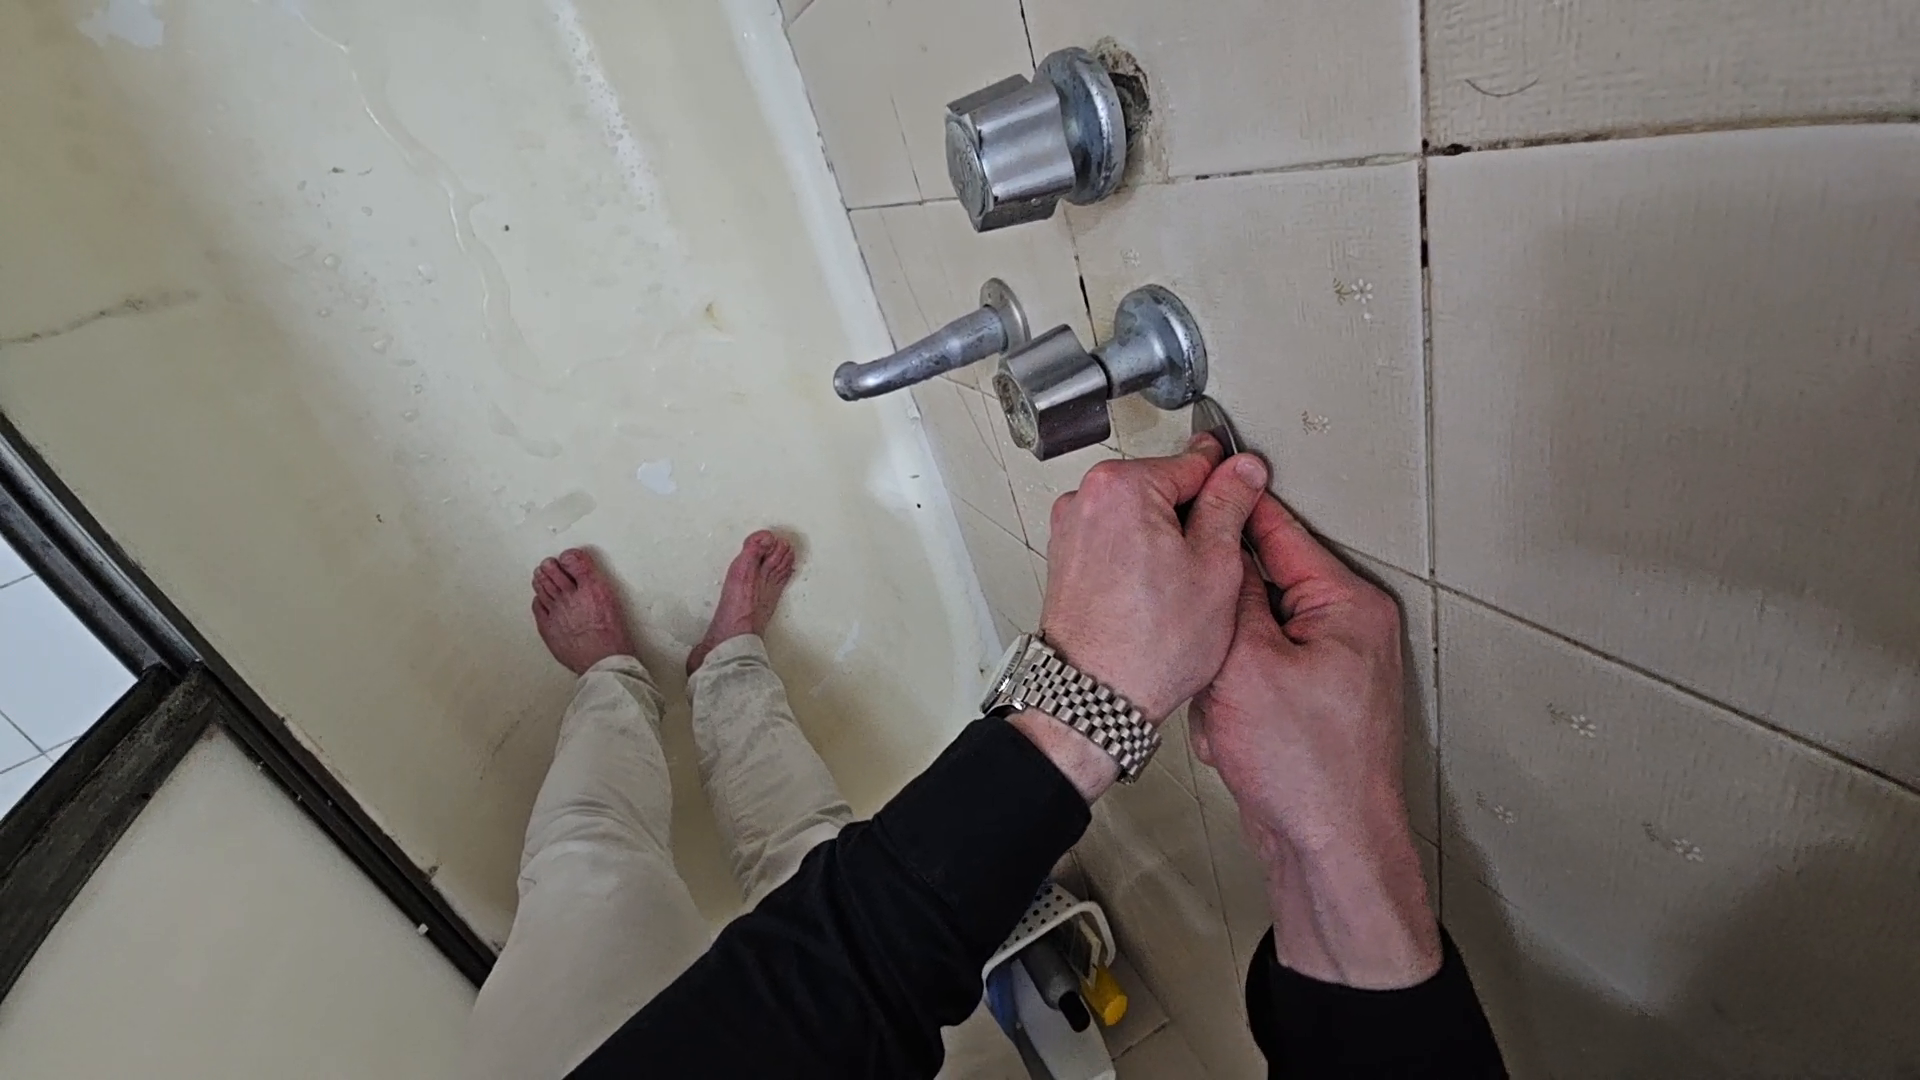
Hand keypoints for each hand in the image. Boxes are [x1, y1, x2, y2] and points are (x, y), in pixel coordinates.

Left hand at [1039, 435, 1269, 724]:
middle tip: (1211, 562)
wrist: (1094, 693)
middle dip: (1190, 516)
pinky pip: (1114, 539)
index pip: (1192, 463)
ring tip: (1177, 586)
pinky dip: (1137, 555)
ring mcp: (1069, 528)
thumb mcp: (1214, 566)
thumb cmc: (1149, 645)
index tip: (1243, 489)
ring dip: (1164, 537)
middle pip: (1160, 487)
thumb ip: (1229, 505)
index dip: (1227, 483)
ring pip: (1137, 515)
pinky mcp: (1064, 555)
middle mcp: (1085, 499)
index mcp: (1121, 487)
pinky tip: (1152, 592)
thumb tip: (1241, 471)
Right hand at [1189, 494, 1440, 988]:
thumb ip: (1232, 593)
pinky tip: (1236, 730)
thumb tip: (1222, 548)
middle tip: (1210, 656)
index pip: (1281, 532)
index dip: (1236, 507)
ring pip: (1248, 634)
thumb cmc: (1307, 767)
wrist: (1327, 847)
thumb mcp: (1246, 662)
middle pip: (1260, 587)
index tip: (1205, 478)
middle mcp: (1343, 628)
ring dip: (1224, 669)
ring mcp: (1326, 664)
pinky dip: (1232, 697)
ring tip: (1229, 710)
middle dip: (1222, 625)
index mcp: (1344, 607)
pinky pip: (1251, 672)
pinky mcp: (1305, 696)